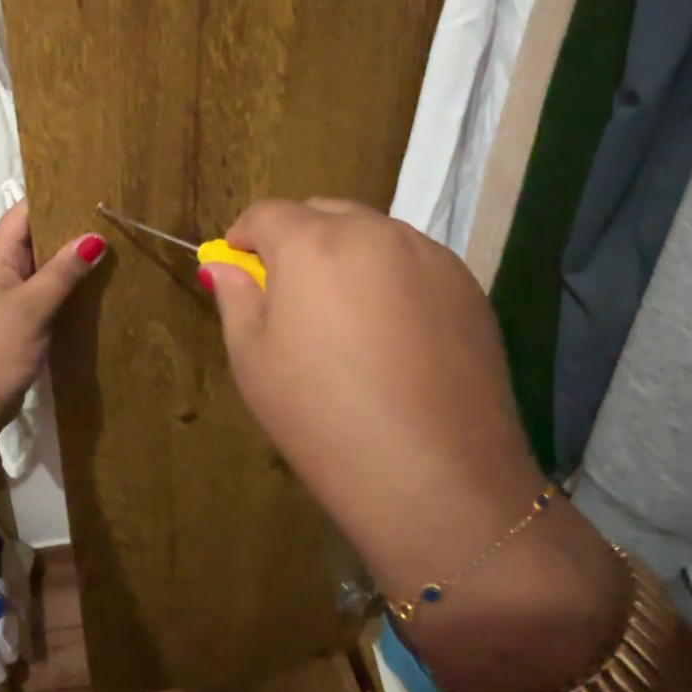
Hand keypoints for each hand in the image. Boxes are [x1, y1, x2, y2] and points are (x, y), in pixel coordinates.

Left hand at [0, 201, 105, 445]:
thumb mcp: (32, 307)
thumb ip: (63, 271)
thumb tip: (94, 236)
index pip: (24, 212)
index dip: (55, 197)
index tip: (93, 190)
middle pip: (35, 237)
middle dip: (70, 228)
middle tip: (113, 218)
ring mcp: (4, 297)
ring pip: (42, 267)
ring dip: (70, 260)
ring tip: (114, 247)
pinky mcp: (14, 321)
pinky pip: (42, 293)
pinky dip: (65, 288)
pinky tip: (95, 288)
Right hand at [199, 198, 545, 580]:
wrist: (436, 479)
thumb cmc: (322, 417)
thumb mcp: (254, 360)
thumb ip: (235, 297)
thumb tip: (224, 264)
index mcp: (312, 242)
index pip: (267, 213)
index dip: (245, 237)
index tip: (239, 269)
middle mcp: (374, 231)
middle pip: (323, 214)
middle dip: (298, 240)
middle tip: (291, 296)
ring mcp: (429, 255)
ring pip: (373, 236)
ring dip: (347, 257)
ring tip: (347, 320)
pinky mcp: (468, 286)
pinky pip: (414, 264)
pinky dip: (392, 279)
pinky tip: (394, 337)